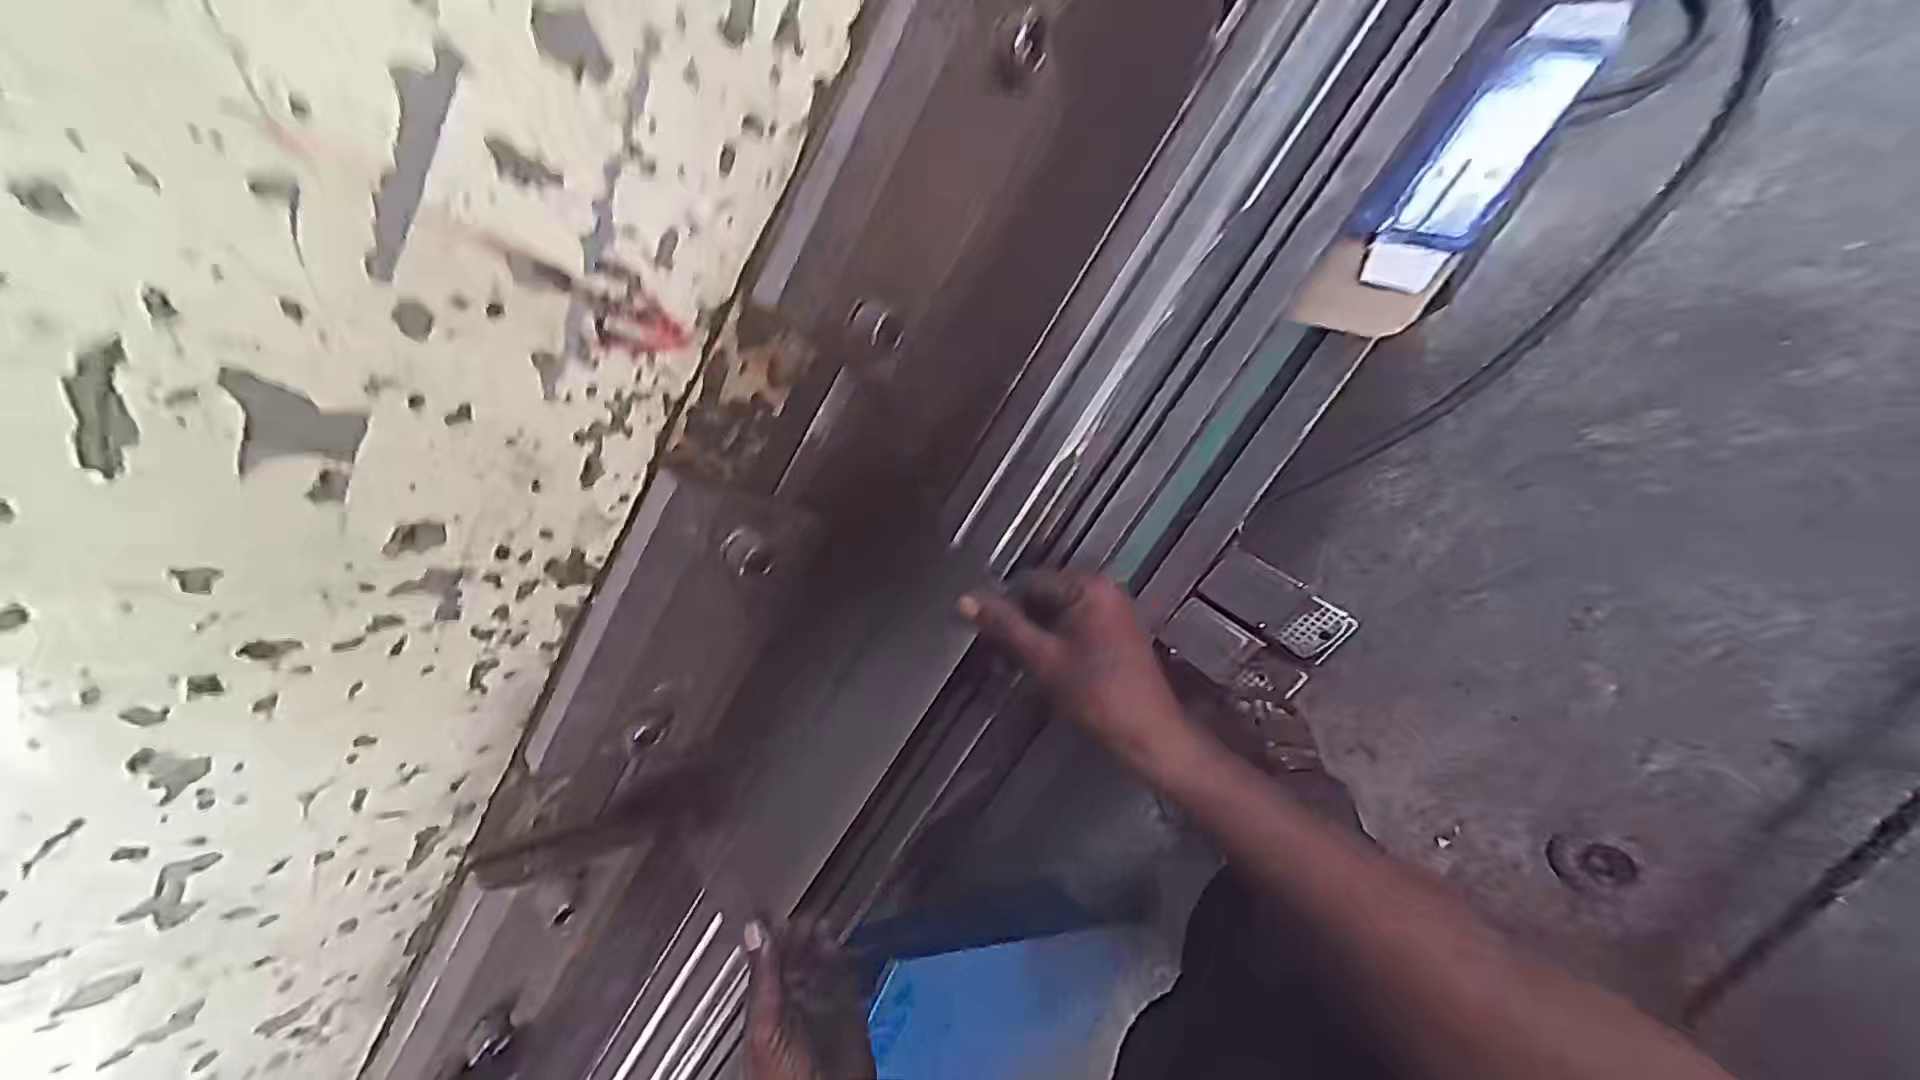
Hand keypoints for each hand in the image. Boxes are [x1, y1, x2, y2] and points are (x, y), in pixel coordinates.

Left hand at [743, 920, 875, 1079]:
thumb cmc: (781, 1078)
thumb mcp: (764, 1026)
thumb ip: (763, 977)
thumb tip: (756, 930)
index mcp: (767, 1012)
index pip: (770, 965)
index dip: (776, 939)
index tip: (781, 912)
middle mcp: (794, 1010)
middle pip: (798, 965)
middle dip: (803, 939)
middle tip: (809, 915)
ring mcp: (822, 1015)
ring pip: (824, 971)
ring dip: (826, 949)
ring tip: (825, 925)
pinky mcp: (849, 1021)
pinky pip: (849, 985)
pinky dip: (848, 965)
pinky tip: (845, 950)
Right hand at [959, 571, 1209, 782]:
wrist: (1147, 735)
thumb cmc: (1099, 697)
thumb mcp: (1042, 658)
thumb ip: (1004, 626)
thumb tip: (967, 602)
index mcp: (1090, 587)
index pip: (1028, 581)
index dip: (1000, 606)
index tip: (980, 629)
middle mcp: (1104, 591)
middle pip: (1042, 596)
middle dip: (1015, 622)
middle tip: (994, 651)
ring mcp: (1111, 612)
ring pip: (1054, 613)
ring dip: (1030, 635)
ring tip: (1011, 663)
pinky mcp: (1112, 633)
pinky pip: (1070, 626)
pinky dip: (1050, 642)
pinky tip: (1037, 666)